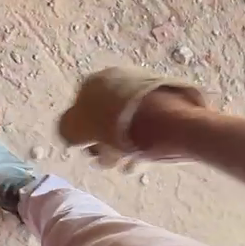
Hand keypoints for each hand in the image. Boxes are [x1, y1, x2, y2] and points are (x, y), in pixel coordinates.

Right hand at [57, 67, 207, 164]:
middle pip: (102, 116)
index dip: (80, 131)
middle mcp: (117, 80)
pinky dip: (139, 143)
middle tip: (104, 160)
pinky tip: (140, 162)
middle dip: (101, 140)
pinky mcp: (164, 103)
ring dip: (120, 146)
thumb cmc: (125, 127)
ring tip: (123, 166)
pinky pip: (144, 125)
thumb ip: (68, 129)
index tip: (86, 149)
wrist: (178, 125)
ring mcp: (142, 90)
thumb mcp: (83, 129)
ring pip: (123, 123)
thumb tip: (67, 134)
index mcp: (95, 81)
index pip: (78, 108)